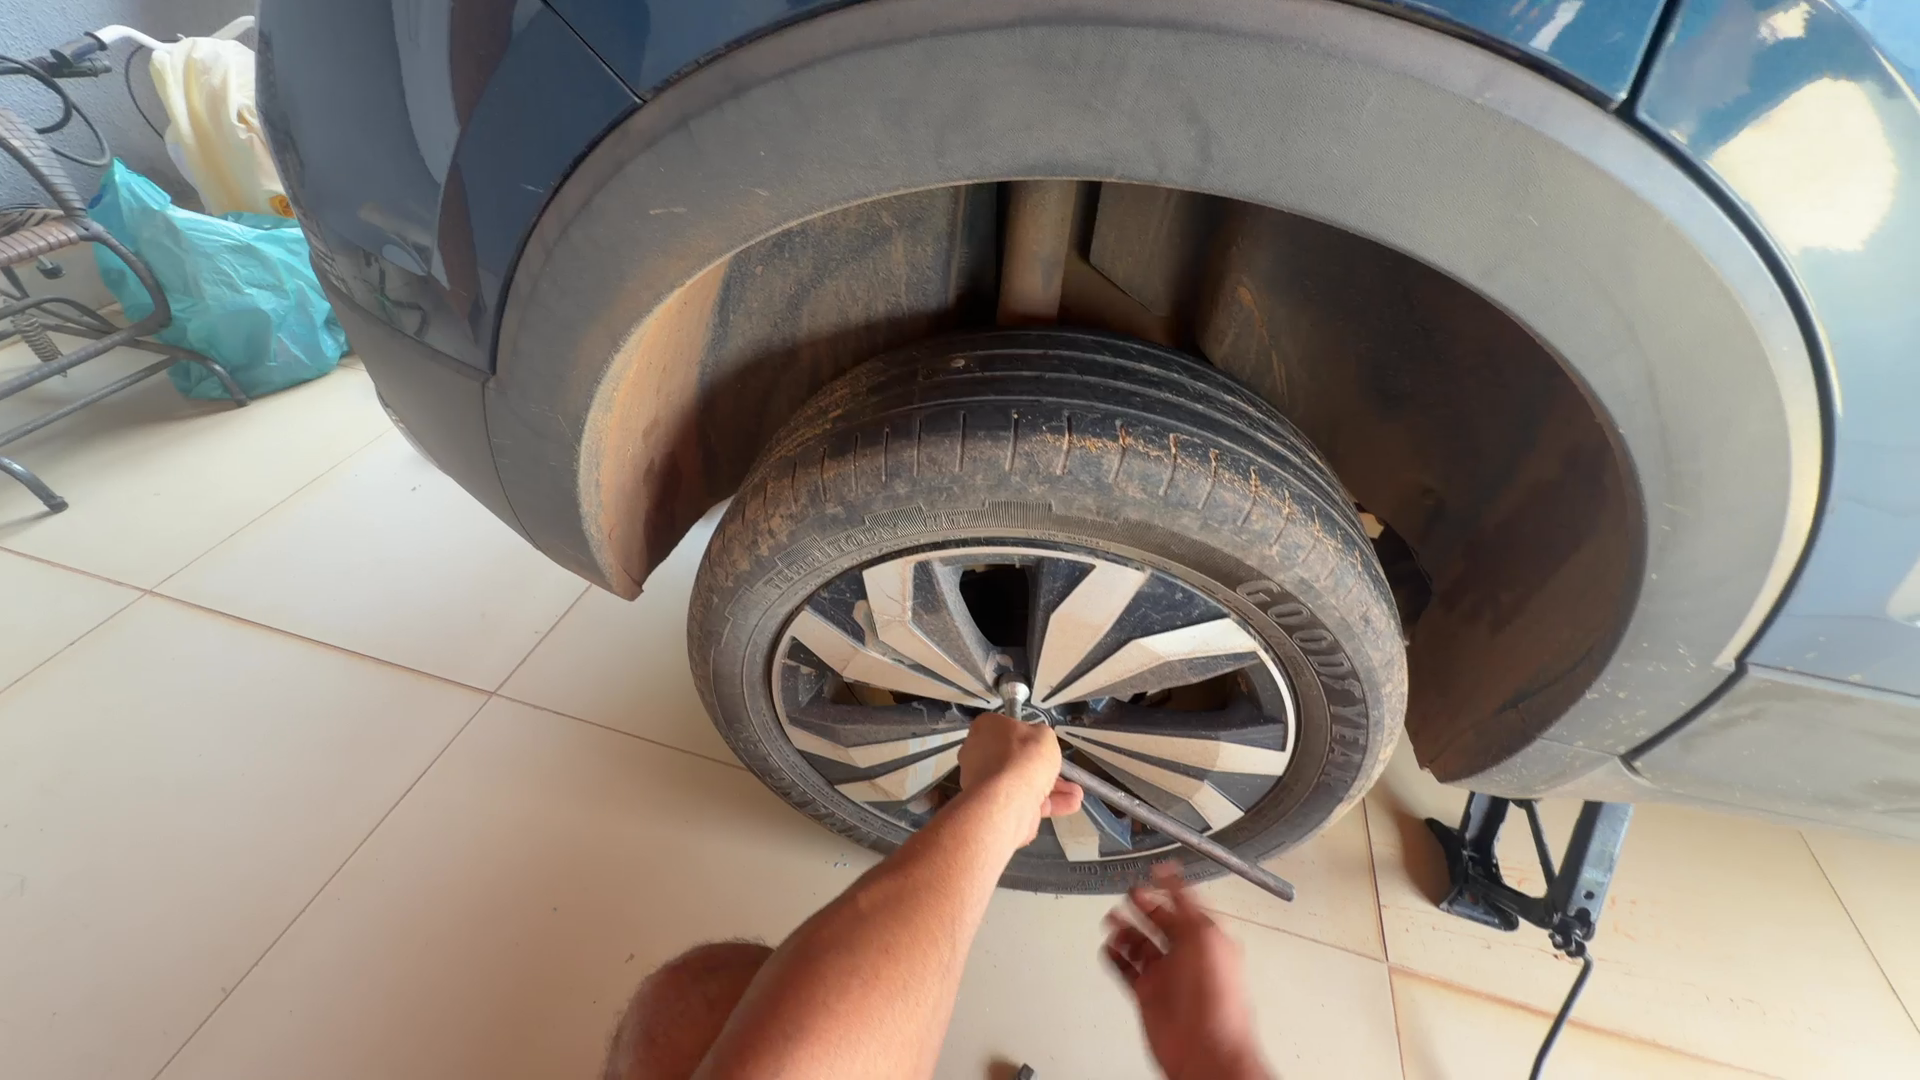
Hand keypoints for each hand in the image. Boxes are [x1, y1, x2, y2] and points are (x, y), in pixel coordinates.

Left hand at [957, 712, 1082, 843]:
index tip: (1042, 743)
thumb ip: (1042, 735)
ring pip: (1021, 782)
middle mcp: (979, 755)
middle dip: (1042, 766)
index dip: (1028, 736)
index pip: (1007, 728)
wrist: (1008, 800)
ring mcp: (985, 783)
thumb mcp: (1044, 734)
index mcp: (985, 728)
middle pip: (1015, 758)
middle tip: (1060, 769)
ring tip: (1074, 791)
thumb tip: (1040, 739)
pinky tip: (1069, 803)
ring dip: (1051, 787)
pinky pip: (1023, 801)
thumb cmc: (1020, 759)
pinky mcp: (995, 806)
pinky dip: (1047, 804)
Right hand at [1105, 863, 1270, 1079]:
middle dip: (1138, 906)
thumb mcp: (1205, 935)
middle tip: (1125, 895)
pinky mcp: (1147, 995)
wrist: (1207, 1051)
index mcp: (1205, 938)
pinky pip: (1125, 969)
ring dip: (1122, 929)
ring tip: (1111, 920)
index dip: (1162, 890)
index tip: (1147, 876)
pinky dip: (1114, 956)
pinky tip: (1108, 947)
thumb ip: (1184, 900)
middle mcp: (1185, 955)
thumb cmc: (1218, 999)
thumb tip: (1169, 871)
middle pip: (1156, 921)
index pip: (1180, 905)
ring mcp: (1165, 975)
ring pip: (1137, 943)